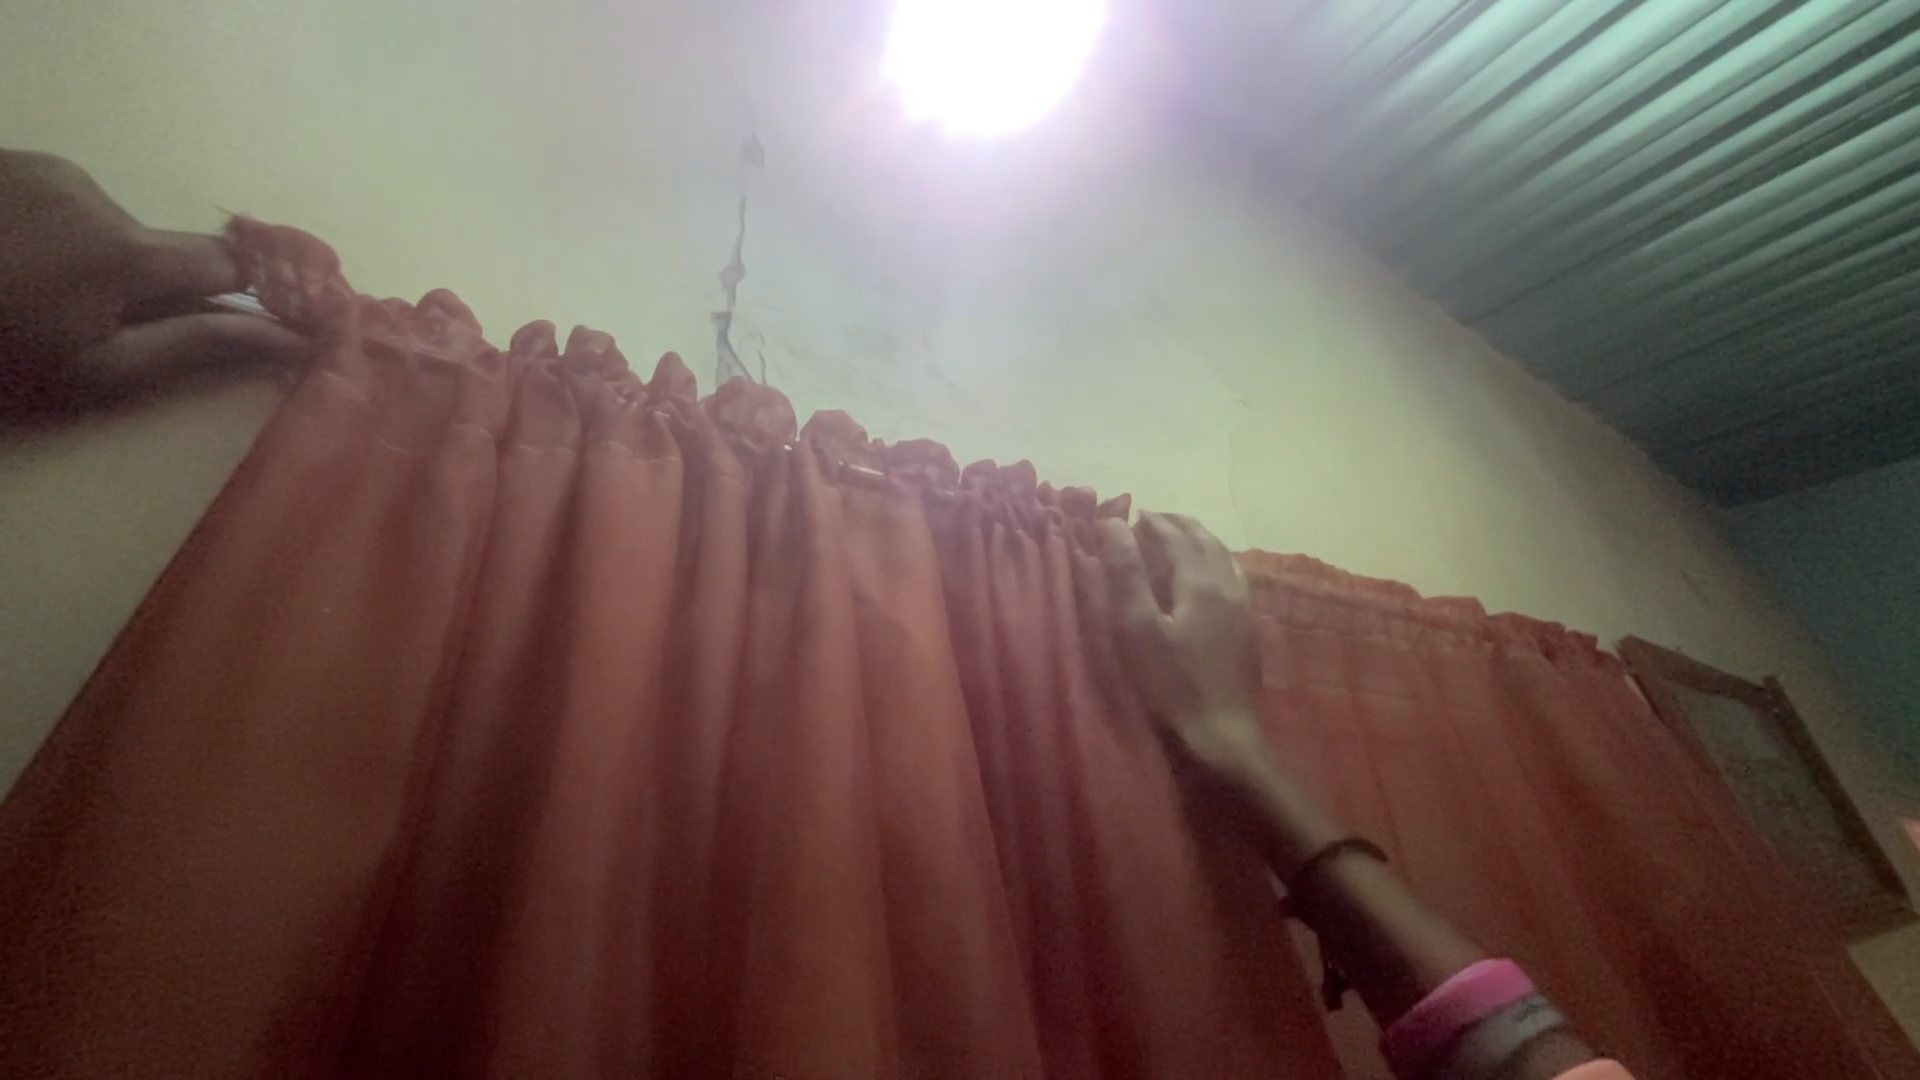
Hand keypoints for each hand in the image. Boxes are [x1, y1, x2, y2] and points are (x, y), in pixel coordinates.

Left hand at [0, 149, 307, 422]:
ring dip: (104, 259)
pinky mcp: (1, 160)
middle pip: (168, 247)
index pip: (237, 265)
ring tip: (40, 287)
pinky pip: (63, 200)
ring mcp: (37, 167)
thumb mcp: (102, 368)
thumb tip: (293, 338)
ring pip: (115, 225)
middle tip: (103, 321)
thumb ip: (203, 345)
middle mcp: (92, 193)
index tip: (274, 319)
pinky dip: (58, 232)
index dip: (263, 291)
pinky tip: (14, 256)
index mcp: (126, 249)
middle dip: (158, 285)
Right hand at [1099, 512, 1277, 790]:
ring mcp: (1243, 609)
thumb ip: (1125, 572)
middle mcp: (1228, 586)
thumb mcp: (1136, 627)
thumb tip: (1113, 523)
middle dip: (1176, 525)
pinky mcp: (1248, 631)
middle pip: (1204, 540)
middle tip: (1150, 519)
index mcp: (1200, 582)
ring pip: (1223, 557)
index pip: (1174, 536)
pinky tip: (1210, 575)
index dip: (1151, 521)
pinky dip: (1215, 561)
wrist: (1221, 737)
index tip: (1129, 513)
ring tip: (1177, 537)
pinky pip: (1234, 578)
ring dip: (1198, 540)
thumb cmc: (1169, 684)